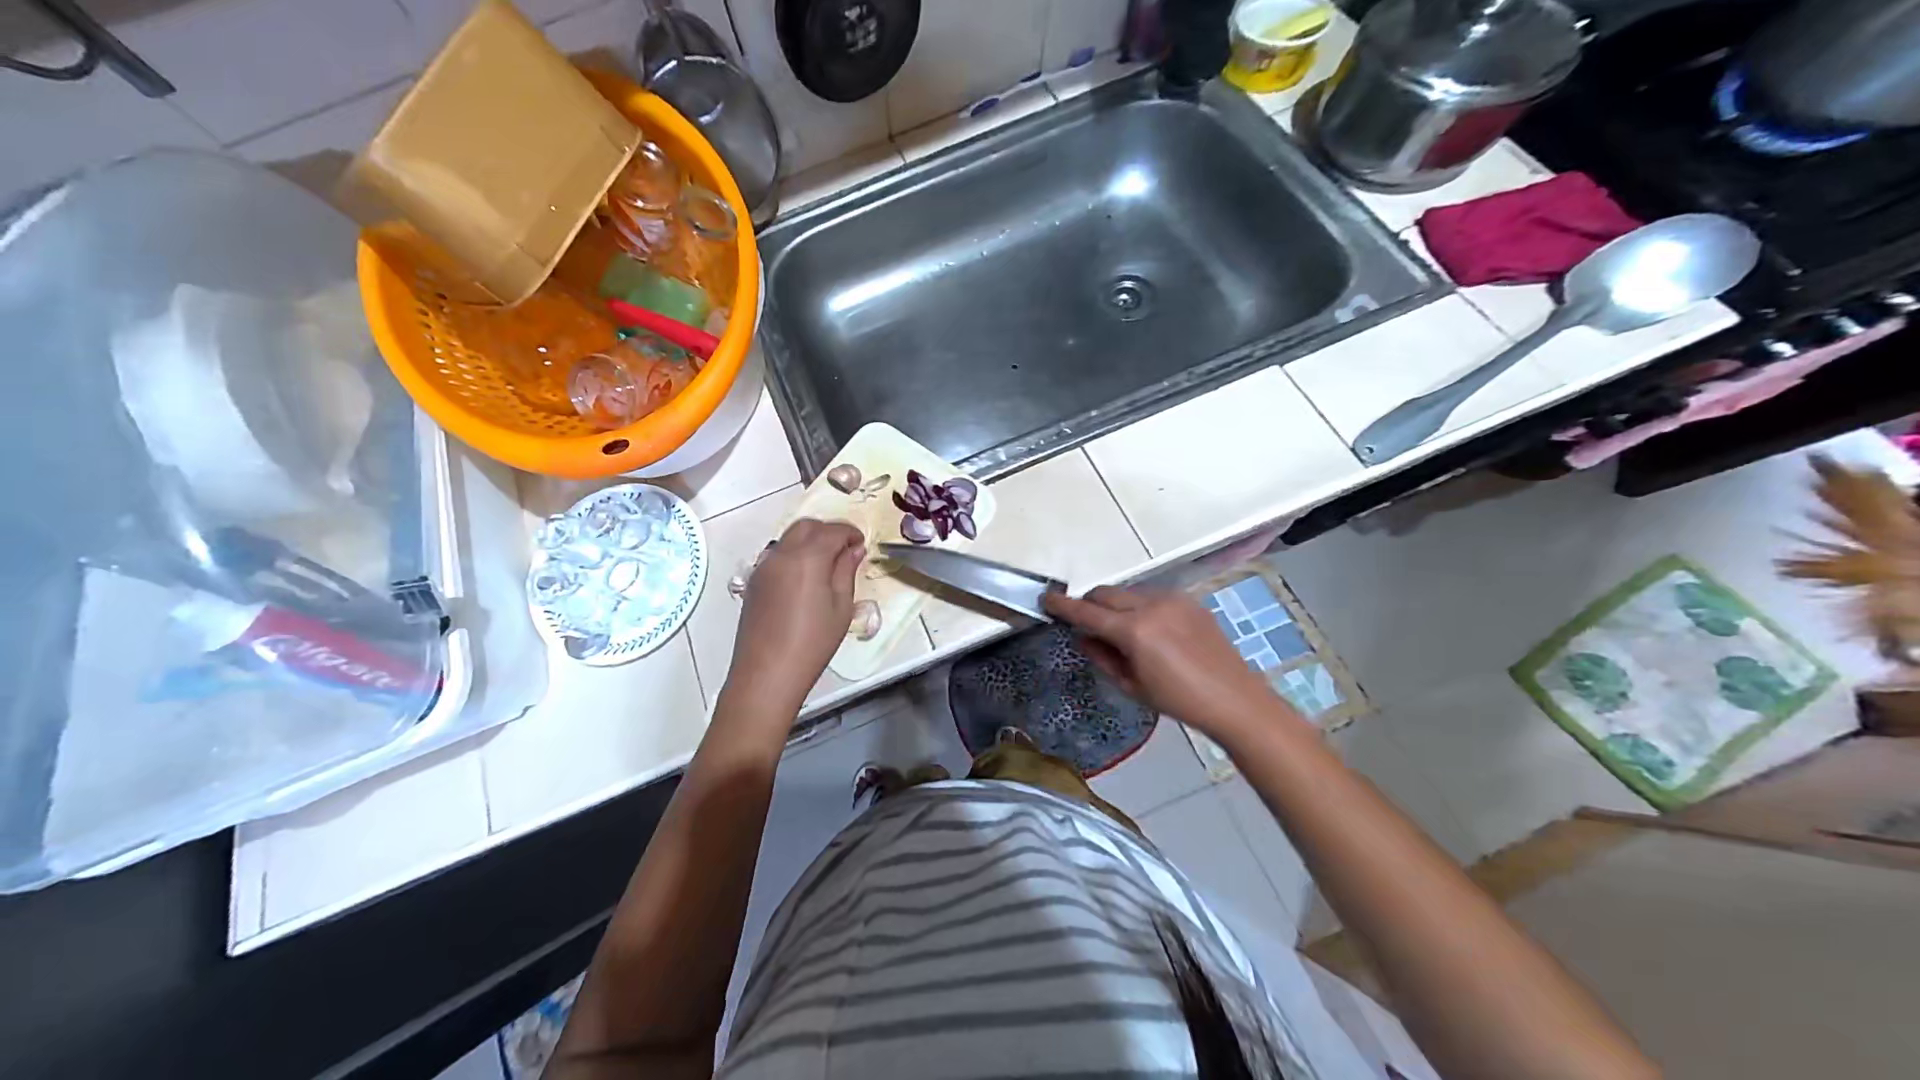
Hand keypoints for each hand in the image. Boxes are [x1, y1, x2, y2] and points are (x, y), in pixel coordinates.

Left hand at [727, 519, 865, 711]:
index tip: (861, 544)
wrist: (766, 674)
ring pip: (789, 539)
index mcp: (807, 558)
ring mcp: (763, 567)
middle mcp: (781, 555)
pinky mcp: (754, 583)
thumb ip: (846, 571)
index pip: (832, 531)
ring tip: (827, 565)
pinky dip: (794, 555)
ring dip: (810, 542)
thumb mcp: (841, 608)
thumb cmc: (812, 644)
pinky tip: (806, 580)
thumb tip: (853, 550)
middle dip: (828, 531)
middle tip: (846, 550)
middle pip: (806, 526)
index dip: (850, 533)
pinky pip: (777, 556)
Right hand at [1044, 585, 1298, 738]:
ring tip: (1120, 632)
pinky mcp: (1189, 601)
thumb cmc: (1179, 701)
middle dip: (1090, 604)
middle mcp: (1151, 606)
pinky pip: (1152, 596)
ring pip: (1129, 592)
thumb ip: (1102, 656)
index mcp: (1135, 630)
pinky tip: (1148, 631)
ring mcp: (1173, 600)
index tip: (1046, 600)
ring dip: (1115, 605)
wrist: (1235, 699)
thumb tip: (1083, 637)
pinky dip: (1139, 606)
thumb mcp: (1132, 686)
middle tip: (1084, 624)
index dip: (1063, 606)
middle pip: (1106, 593)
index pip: (1087, 612)